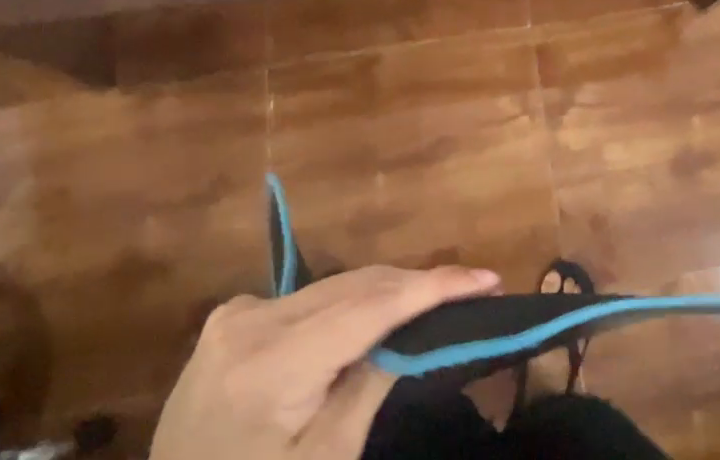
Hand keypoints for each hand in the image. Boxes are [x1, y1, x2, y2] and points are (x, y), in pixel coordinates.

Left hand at [150, 265, 500, 459]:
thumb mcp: (324, 459)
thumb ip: (370, 386)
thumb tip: (418, 331)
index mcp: (272, 361)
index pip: (371, 306)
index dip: (433, 286)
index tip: (488, 278)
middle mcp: (251, 320)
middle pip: (354, 287)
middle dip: (417, 284)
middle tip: (475, 288)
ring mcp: (235, 316)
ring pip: (333, 286)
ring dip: (388, 290)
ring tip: (440, 297)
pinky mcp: (231, 321)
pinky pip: (308, 299)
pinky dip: (351, 301)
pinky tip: (381, 313)